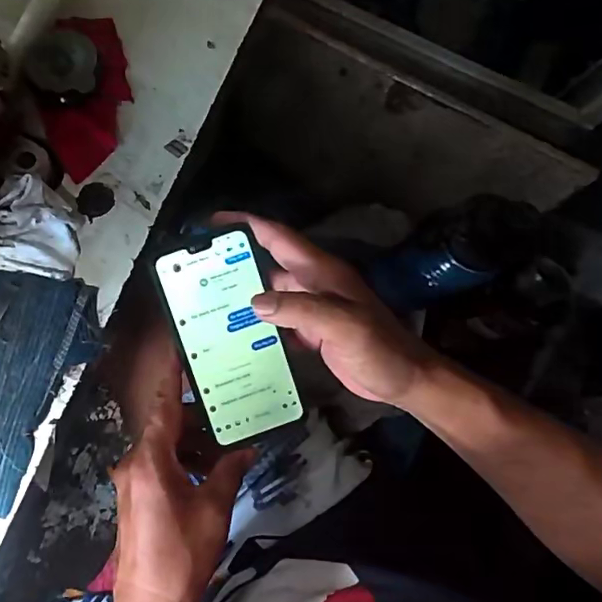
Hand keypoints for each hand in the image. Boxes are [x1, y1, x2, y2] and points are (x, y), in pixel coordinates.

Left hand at [110, 331, 254, 601]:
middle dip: (195, 415)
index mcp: (149, 457)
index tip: (182, 348)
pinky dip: (181, 461)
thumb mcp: (213, 508)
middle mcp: (133, 462)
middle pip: (163, 424)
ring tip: (226, 442)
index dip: (172, 375)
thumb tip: (245, 449)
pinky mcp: (134, 498)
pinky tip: (209, 470)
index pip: (161, 403)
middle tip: (227, 404)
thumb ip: (228, 471)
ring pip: (162, 447)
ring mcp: (130, 481)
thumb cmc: (182, 553)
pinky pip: (158, 466)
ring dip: (191, 442)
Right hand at [213, 212, 439, 407]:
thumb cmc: (379, 348)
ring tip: (206, 299)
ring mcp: (311, 307)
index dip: (247, 224)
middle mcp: (312, 284)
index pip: (278, 237)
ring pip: (268, 293)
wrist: (403, 379)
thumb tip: (254, 302)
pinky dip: (255, 321)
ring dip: (241, 293)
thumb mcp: (342, 325)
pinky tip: (234, 331)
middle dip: (234, 260)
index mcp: (320, 272)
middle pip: (266, 263)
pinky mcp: (310, 331)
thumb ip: (300, 310)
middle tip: (198, 267)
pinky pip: (276, 319)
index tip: (214, 222)